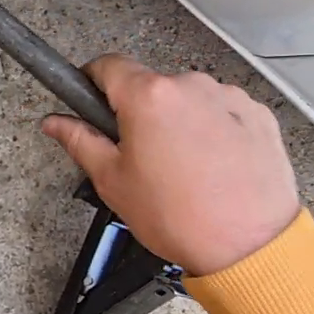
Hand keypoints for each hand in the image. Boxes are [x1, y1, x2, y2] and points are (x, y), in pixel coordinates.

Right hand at [41, 55, 299, 276]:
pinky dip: (211, 130)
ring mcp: (229, 98)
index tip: (91, 101)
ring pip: (186, 99)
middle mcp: (191, 86)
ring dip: (176, 121)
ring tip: (180, 167)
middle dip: (138, 112)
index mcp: (149, 97)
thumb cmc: (180, 217)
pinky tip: (209, 166)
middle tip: (136, 155)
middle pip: (150, 85)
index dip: (92, 81)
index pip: (108, 65)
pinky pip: (221, 112)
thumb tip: (55, 123)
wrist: (250, 247)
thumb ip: (79, 141)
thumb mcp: (112, 180)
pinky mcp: (259, 115)